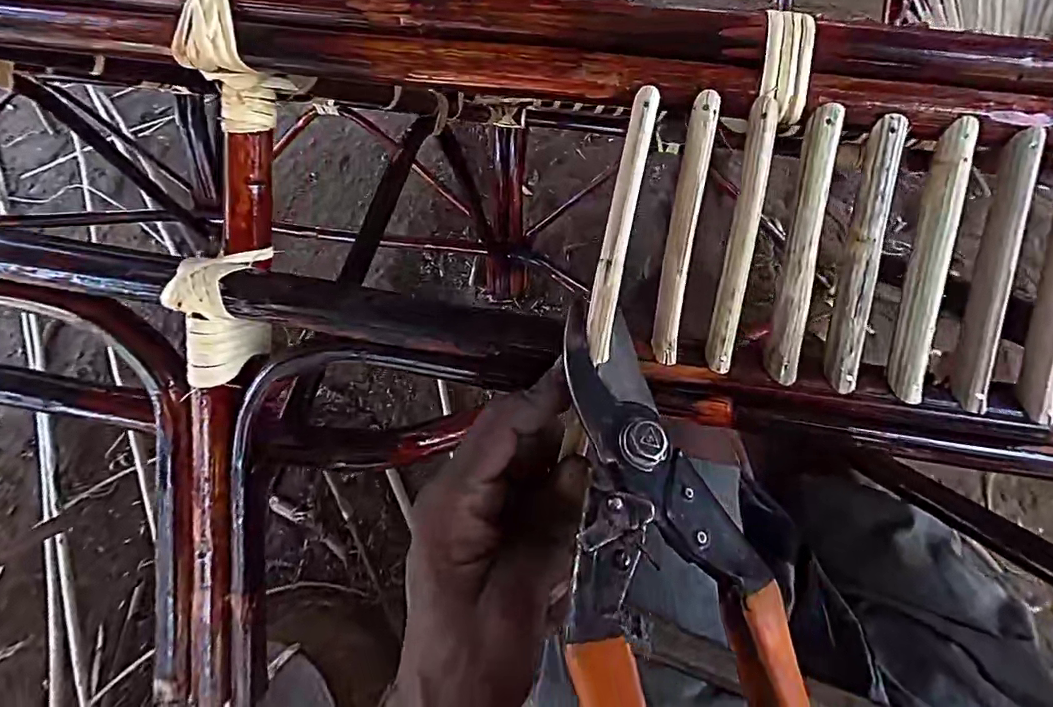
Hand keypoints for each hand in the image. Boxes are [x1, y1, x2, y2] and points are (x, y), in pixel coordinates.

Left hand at [385, 369, 589, 706]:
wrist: (448, 703)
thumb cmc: (470, 662)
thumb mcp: (517, 601)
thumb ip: (549, 531)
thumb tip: (578, 470)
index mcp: (451, 504)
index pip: (496, 431)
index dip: (537, 400)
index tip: (575, 379)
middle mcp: (457, 493)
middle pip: (511, 440)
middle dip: (557, 428)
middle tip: (604, 417)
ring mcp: (473, 507)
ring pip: (524, 462)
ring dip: (562, 459)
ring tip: (601, 458)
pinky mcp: (490, 524)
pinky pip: (528, 490)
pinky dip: (556, 489)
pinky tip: (580, 500)